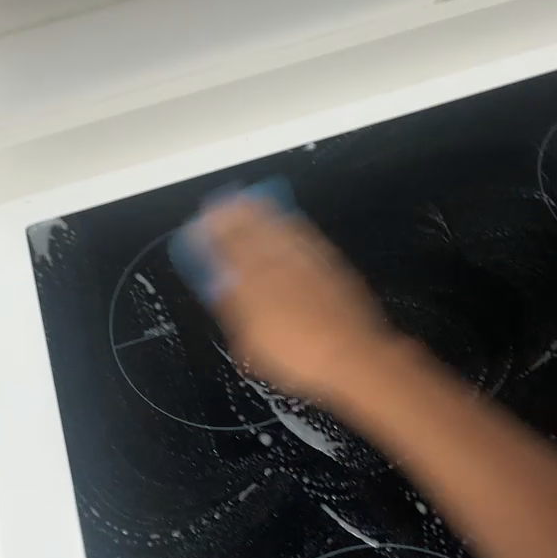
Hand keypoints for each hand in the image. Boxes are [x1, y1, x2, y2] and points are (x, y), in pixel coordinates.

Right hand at [196, 194, 403, 404]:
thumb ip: (234, 311)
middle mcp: (280, 267)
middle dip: (236, 215)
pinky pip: (307, 237)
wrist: (352, 356)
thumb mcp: (251, 343)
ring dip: (264, 213)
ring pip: (281, 229)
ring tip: (252, 201)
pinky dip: (294, 225)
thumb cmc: (299, 356)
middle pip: (253, 232)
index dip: (214, 234)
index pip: (229, 249)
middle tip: (224, 203)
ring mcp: (308, 264)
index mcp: (254, 284)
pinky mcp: (331, 267)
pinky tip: (291, 221)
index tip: (204, 223)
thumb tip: (221, 292)